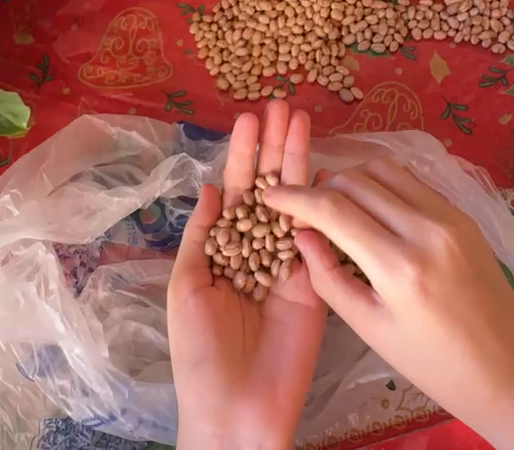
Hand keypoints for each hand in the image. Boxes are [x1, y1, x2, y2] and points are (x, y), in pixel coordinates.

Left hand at [169, 100, 325, 448]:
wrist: (236, 410)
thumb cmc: (200, 351)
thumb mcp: (187, 287)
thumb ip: (202, 234)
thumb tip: (213, 186)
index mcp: (224, 247)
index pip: (238, 188)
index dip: (244, 153)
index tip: (251, 116)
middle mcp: (258, 246)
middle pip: (270, 185)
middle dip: (276, 145)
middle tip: (283, 104)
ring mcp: (289, 261)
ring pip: (296, 201)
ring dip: (299, 160)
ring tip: (302, 119)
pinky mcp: (315, 282)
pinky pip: (319, 238)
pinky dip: (323, 203)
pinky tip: (326, 169)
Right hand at [263, 160, 513, 449]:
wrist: (509, 370)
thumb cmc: (434, 364)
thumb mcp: (371, 330)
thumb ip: (328, 278)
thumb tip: (300, 233)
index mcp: (400, 266)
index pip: (334, 208)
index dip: (296, 196)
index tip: (271, 194)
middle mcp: (425, 228)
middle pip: (356, 180)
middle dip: (321, 187)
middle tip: (304, 206)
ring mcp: (449, 214)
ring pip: (383, 169)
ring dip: (351, 178)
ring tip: (336, 202)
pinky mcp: (462, 212)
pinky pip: (411, 180)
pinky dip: (382, 183)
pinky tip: (372, 205)